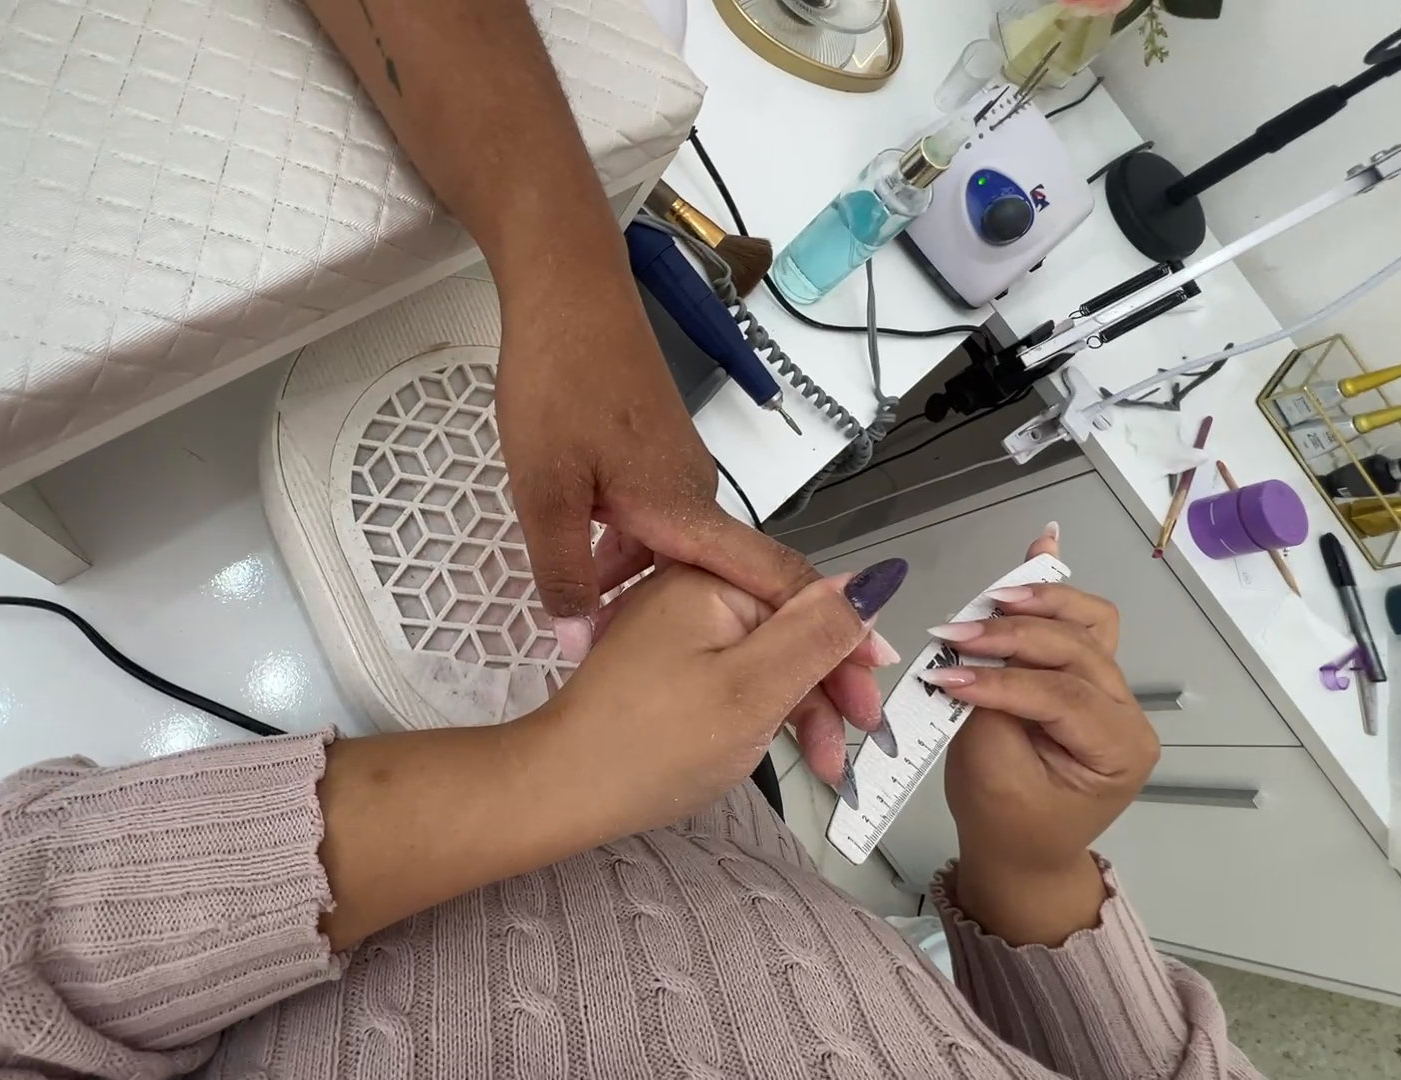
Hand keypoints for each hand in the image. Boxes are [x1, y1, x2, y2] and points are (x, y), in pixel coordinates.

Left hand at [493, 276, 890, 781]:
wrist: (564, 295)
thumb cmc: (559, 387)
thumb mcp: (545, 492)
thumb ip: (563, 573)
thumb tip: (578, 641)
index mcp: (687, 512)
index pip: (776, 580)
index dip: (823, 635)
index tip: (855, 683)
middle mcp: (697, 497)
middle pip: (736, 583)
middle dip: (740, 642)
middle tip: (728, 701)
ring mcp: (676, 474)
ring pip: (687, 559)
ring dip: (672, 606)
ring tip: (628, 649)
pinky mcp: (652, 460)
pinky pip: (661, 530)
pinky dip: (640, 567)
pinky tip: (593, 582)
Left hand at [529, 556, 905, 838]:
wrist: (561, 789)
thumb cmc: (658, 743)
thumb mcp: (754, 687)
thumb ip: (817, 631)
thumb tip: (873, 580)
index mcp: (708, 577)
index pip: (806, 598)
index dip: (850, 650)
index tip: (873, 706)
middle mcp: (689, 589)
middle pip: (785, 629)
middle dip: (826, 688)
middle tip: (851, 748)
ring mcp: (673, 627)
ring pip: (761, 657)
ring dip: (798, 707)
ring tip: (820, 766)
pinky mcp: (664, 662)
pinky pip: (729, 673)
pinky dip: (759, 709)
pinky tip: (775, 746)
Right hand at [927, 525, 1158, 943]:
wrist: (1021, 845)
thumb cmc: (1006, 818)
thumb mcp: (992, 771)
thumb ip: (985, 707)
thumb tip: (964, 656)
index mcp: (1117, 748)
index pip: (1059, 695)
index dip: (1000, 681)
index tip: (942, 676)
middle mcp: (1125, 711)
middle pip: (1074, 651)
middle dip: (1010, 638)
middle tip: (951, 636)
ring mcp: (1109, 689)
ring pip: (1086, 624)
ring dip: (1037, 605)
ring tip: (992, 599)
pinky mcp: (1082, 676)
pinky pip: (1080, 623)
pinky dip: (1053, 591)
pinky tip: (1042, 547)